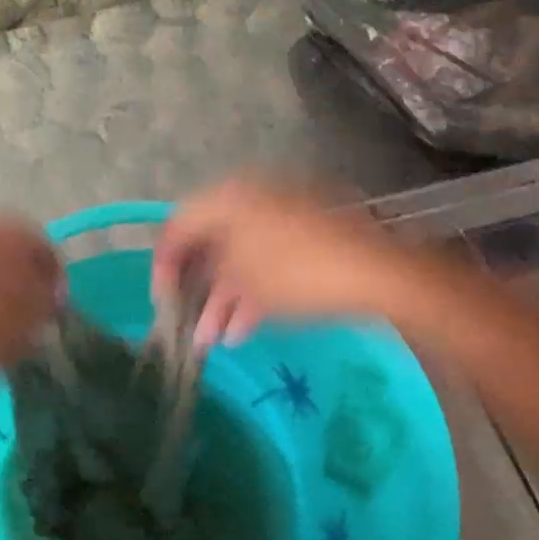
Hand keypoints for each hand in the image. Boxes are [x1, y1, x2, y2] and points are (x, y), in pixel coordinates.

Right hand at [153, 177, 425, 345]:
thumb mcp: (242, 282)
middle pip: (207, 244)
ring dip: (221, 300)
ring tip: (213, 340)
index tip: (160, 303)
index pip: (176, 227)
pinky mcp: (306, 238)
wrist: (379, 274)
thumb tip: (187, 287)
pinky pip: (265, 262)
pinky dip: (250, 294)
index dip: (162, 267)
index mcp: (228, 199)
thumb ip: (204, 282)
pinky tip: (242, 331)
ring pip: (237, 258)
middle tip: (187, 324)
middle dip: (195, 289)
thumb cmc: (298, 273)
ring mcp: (281, 218)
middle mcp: (251, 200)